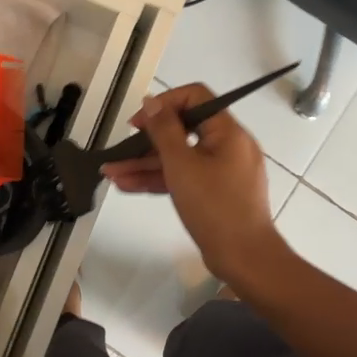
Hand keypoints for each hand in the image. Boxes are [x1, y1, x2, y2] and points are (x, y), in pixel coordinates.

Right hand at [99, 84, 285, 284]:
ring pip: (181, 158)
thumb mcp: (181, 165)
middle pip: (183, 130)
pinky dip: (162, 179)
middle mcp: (229, 145)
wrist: (244, 258)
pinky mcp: (218, 193)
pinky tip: (129, 186)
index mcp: (228, 131)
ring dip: (146, 164)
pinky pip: (187, 177)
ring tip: (112, 174)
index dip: (163, 104)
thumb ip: (164, 130)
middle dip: (146, 142)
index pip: (195, 97)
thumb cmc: (214, 207)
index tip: (138, 123)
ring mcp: (224, 171)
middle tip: (119, 152)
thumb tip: (152, 102)